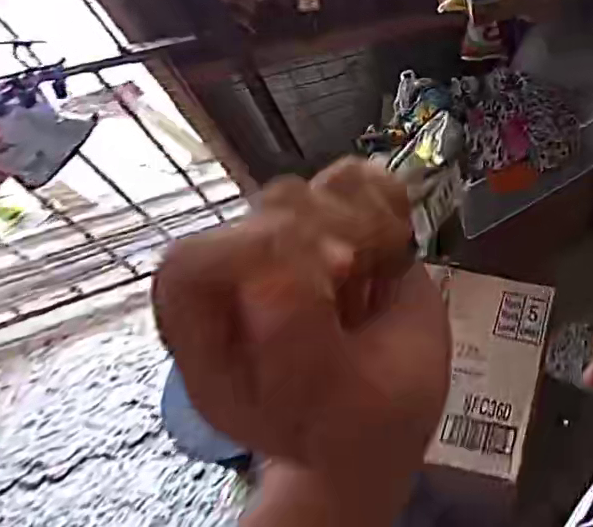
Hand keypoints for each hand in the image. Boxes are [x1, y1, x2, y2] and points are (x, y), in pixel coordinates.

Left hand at [153, 158, 448, 524]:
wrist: (390, 405)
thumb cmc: (343, 418)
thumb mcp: (316, 401)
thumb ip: (290, 337)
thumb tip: (282, 248)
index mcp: (202, 318)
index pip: (198, 259)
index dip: (261, 258)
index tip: (329, 280)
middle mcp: (239, 259)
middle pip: (281, 204)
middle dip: (340, 247)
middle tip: (353, 301)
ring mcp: (292, 226)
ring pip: (332, 181)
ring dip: (373, 234)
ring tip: (369, 285)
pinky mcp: (339, 207)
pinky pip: (369, 175)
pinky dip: (394, 213)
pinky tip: (387, 259)